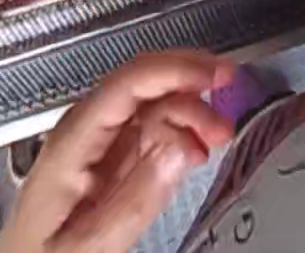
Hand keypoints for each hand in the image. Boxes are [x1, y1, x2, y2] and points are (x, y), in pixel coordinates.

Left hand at [0, 51, 235, 252]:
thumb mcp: (85, 250)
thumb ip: (135, 201)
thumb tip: (183, 147)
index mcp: (73, 140)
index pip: (128, 82)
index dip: (175, 69)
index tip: (215, 74)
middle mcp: (87, 127)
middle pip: (144, 81)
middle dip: (191, 78)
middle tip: (231, 85)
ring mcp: (100, 140)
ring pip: (154, 101)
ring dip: (193, 107)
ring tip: (220, 132)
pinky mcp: (112, 157)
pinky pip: (154, 127)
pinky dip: (183, 129)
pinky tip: (199, 148)